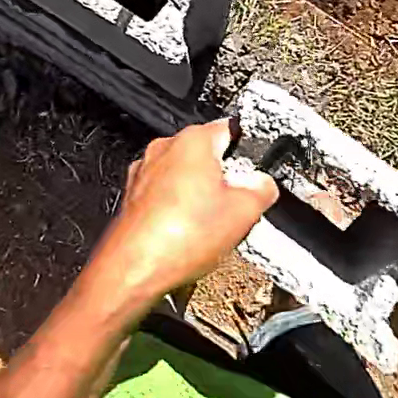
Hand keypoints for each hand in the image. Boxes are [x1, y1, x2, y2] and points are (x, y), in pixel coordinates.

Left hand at [87, 119, 277, 304]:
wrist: (134, 268)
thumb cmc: (179, 237)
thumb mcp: (245, 212)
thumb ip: (263, 188)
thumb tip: (264, 184)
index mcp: (193, 139)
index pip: (231, 130)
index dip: (248, 153)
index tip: (254, 174)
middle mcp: (164, 149)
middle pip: (206, 156)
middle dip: (223, 179)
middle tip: (234, 208)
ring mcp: (144, 172)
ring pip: (184, 177)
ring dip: (199, 197)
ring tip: (207, 228)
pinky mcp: (133, 197)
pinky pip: (164, 197)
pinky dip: (176, 212)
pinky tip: (185, 236)